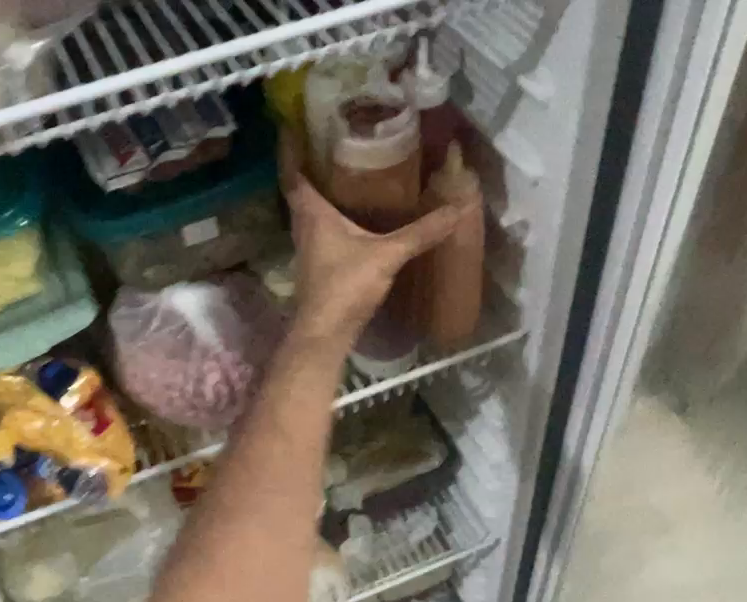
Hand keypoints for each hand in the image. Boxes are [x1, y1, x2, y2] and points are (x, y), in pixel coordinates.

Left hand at [280, 127, 461, 344]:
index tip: (293, 123)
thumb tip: (456, 209)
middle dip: (311, 168)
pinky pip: (321, 233)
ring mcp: (308, 249)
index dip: (290, 147)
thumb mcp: (385, 256)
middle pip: (301, 190)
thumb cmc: (344, 287)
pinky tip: (352, 220)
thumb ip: (419, 234)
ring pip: (310, 213)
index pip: (292, 171)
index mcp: (312, 213)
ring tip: (343, 175)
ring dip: (322, 195)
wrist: (324, 334)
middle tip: (329, 144)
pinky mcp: (317, 268)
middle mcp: (304, 227)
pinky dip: (332, 220)